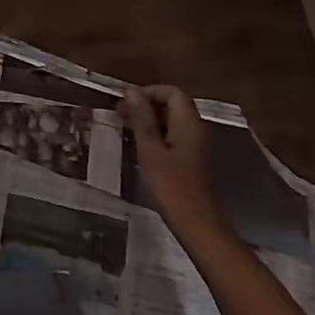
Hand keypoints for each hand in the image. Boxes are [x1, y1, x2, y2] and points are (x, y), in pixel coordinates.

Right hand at [121, 85, 223, 234]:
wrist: (196, 223)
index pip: (172, 92)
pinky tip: (137, 145)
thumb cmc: (171, 185)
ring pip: (171, 122)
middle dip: (146, 105)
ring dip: (148, 120)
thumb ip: (142, 119)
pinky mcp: (190, 160)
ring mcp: (194, 146)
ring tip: (122, 127)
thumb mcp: (150, 149)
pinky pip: (172, 137)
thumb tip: (132, 91)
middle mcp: (195, 130)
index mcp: (188, 123)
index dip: (149, 92)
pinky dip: (154, 135)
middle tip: (119, 114)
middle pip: (173, 105)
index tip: (125, 102)